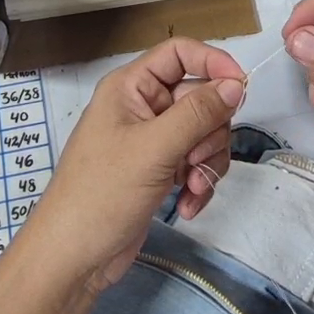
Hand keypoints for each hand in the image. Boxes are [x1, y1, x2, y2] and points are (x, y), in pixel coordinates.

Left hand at [25, 39, 245, 291]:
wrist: (72, 260)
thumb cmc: (102, 193)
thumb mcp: (154, 148)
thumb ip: (198, 113)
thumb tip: (236, 84)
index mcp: (131, 86)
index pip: (180, 53)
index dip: (213, 62)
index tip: (240, 88)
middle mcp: (143, 107)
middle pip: (199, 97)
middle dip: (209, 131)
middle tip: (196, 159)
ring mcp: (151, 140)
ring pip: (203, 133)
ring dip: (206, 162)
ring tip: (190, 186)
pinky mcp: (159, 170)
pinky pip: (195, 163)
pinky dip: (197, 183)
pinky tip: (186, 206)